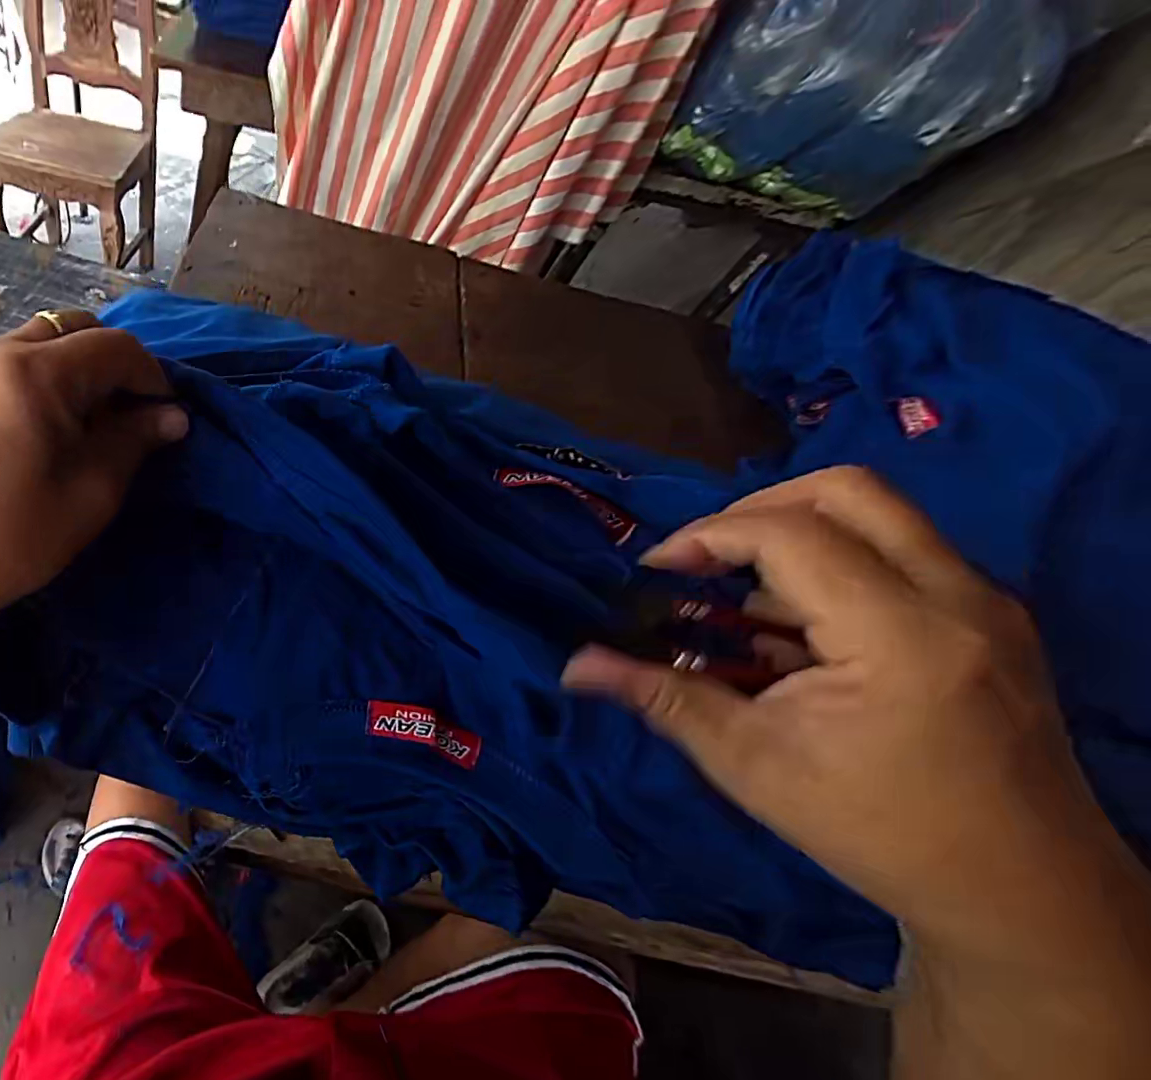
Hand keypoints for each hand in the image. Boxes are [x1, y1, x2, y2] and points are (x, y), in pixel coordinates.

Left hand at [0, 311, 187, 668]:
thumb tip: (173, 416)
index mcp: (34, 374)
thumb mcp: (93, 491)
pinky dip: (37, 379)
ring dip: (73, 369)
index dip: (151, 375)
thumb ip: (136, 440)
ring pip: (37, 342)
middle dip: (111, 363)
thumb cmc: (18, 537)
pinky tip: (40, 428)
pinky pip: (5, 363)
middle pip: (73, 329)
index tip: (164, 413)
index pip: (113, 346)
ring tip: (83, 423)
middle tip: (125, 413)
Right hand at [562, 467, 1113, 942]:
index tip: (657, 572)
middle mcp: (958, 598)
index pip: (789, 532)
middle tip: (702, 557)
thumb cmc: (873, 826)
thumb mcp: (746, 760)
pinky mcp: (987, 620)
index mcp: (899, 634)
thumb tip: (572, 666)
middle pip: (847, 491)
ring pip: (876, 515)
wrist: (1027, 894)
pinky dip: (825, 566)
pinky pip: (894, 552)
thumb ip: (658, 695)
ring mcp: (983, 605)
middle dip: (752, 510)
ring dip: (789, 536)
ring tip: (738, 596)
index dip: (706, 536)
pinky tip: (790, 628)